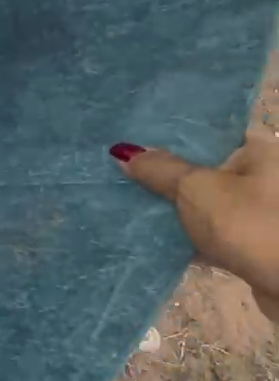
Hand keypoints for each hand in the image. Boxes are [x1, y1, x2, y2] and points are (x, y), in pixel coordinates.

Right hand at [114, 128, 278, 321]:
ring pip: (206, 202)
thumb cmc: (255, 225)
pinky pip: (212, 228)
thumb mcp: (198, 190)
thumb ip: (160, 169)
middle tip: (118, 178)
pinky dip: (187, 231)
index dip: (165, 143)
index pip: (208, 139)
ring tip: (127, 207)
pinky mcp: (260, 241)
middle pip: (205, 171)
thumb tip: (128, 151)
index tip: (126, 151)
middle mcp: (272, 177)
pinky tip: (155, 234)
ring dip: (172, 207)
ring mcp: (267, 211)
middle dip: (163, 178)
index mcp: (267, 154)